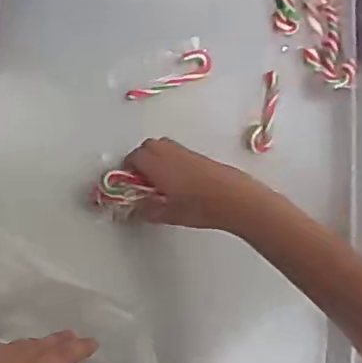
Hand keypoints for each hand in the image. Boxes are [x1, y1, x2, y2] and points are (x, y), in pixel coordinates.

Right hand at [123, 137, 273, 231]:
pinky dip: (170, 162)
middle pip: (145, 148)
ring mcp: (185, 152)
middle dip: (140, 162)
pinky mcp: (198, 156)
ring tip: (158, 183)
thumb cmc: (200, 205)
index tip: (127, 186)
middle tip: (140, 182)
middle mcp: (168, 152)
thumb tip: (137, 208)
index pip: (131, 158)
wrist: (235, 200)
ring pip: (161, 148)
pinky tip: (176, 183)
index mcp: (154, 162)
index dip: (126, 172)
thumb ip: (146, 209)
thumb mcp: (166, 214)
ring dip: (155, 160)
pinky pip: (176, 153)